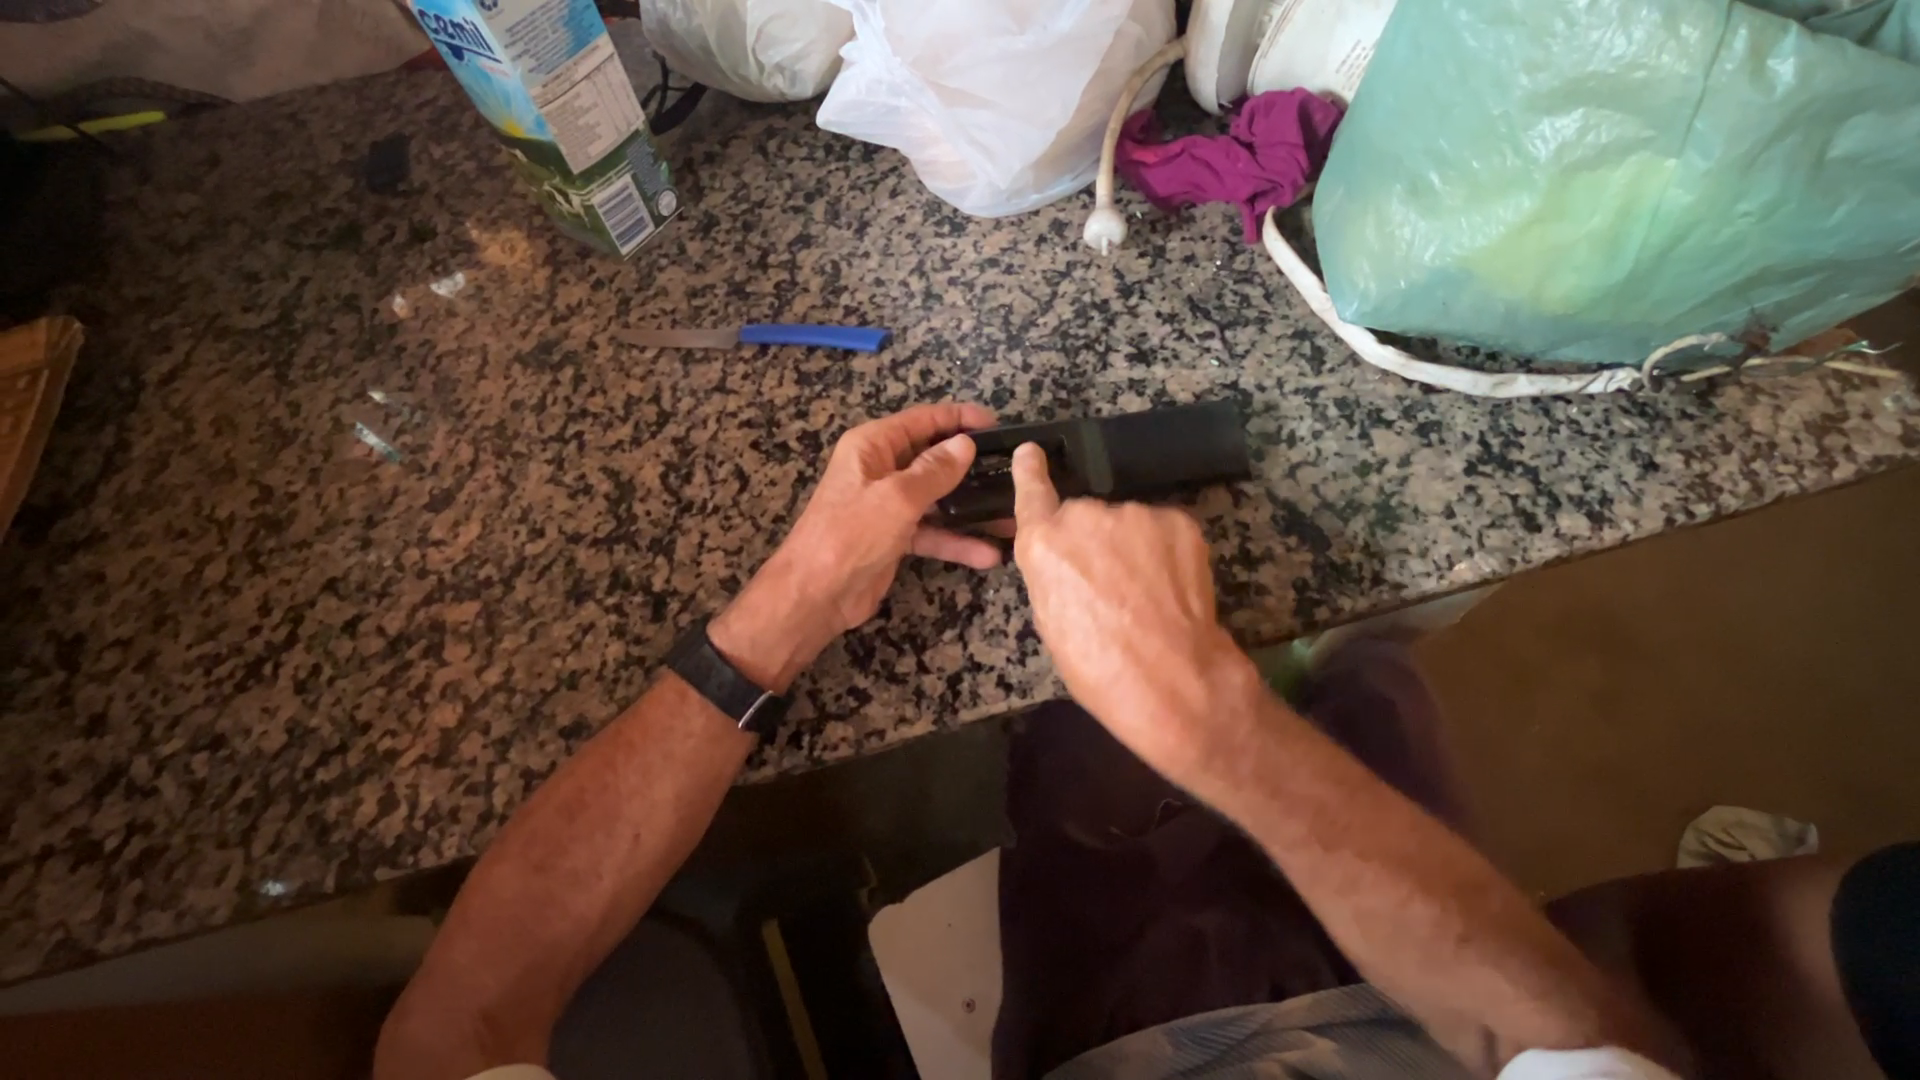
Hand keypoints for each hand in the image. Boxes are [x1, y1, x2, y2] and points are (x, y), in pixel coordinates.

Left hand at [710, 403, 1001, 691]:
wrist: (816, 594)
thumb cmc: (851, 535)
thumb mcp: (898, 498)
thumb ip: (935, 471)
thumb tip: (965, 444)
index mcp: (872, 446)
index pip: (922, 420)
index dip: (959, 419)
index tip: (998, 425)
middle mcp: (880, 469)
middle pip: (933, 458)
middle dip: (971, 466)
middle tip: (1012, 471)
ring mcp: (888, 505)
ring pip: (938, 498)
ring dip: (972, 509)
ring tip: (1010, 515)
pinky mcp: (895, 537)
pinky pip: (933, 532)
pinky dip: (957, 541)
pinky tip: (988, 554)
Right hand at [1010, 443, 1259, 781]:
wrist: (1170, 675)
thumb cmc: (1097, 664)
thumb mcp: (1051, 619)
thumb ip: (1051, 573)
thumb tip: (1065, 561)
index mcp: (1043, 544)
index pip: (1031, 493)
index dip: (1030, 472)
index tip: (1031, 452)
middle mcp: (1085, 516)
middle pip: (1085, 518)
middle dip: (1093, 543)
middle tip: (1108, 587)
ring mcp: (1134, 514)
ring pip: (1127, 524)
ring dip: (1131, 547)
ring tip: (1144, 594)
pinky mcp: (1177, 521)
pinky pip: (1162, 531)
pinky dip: (1164, 552)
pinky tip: (1170, 587)